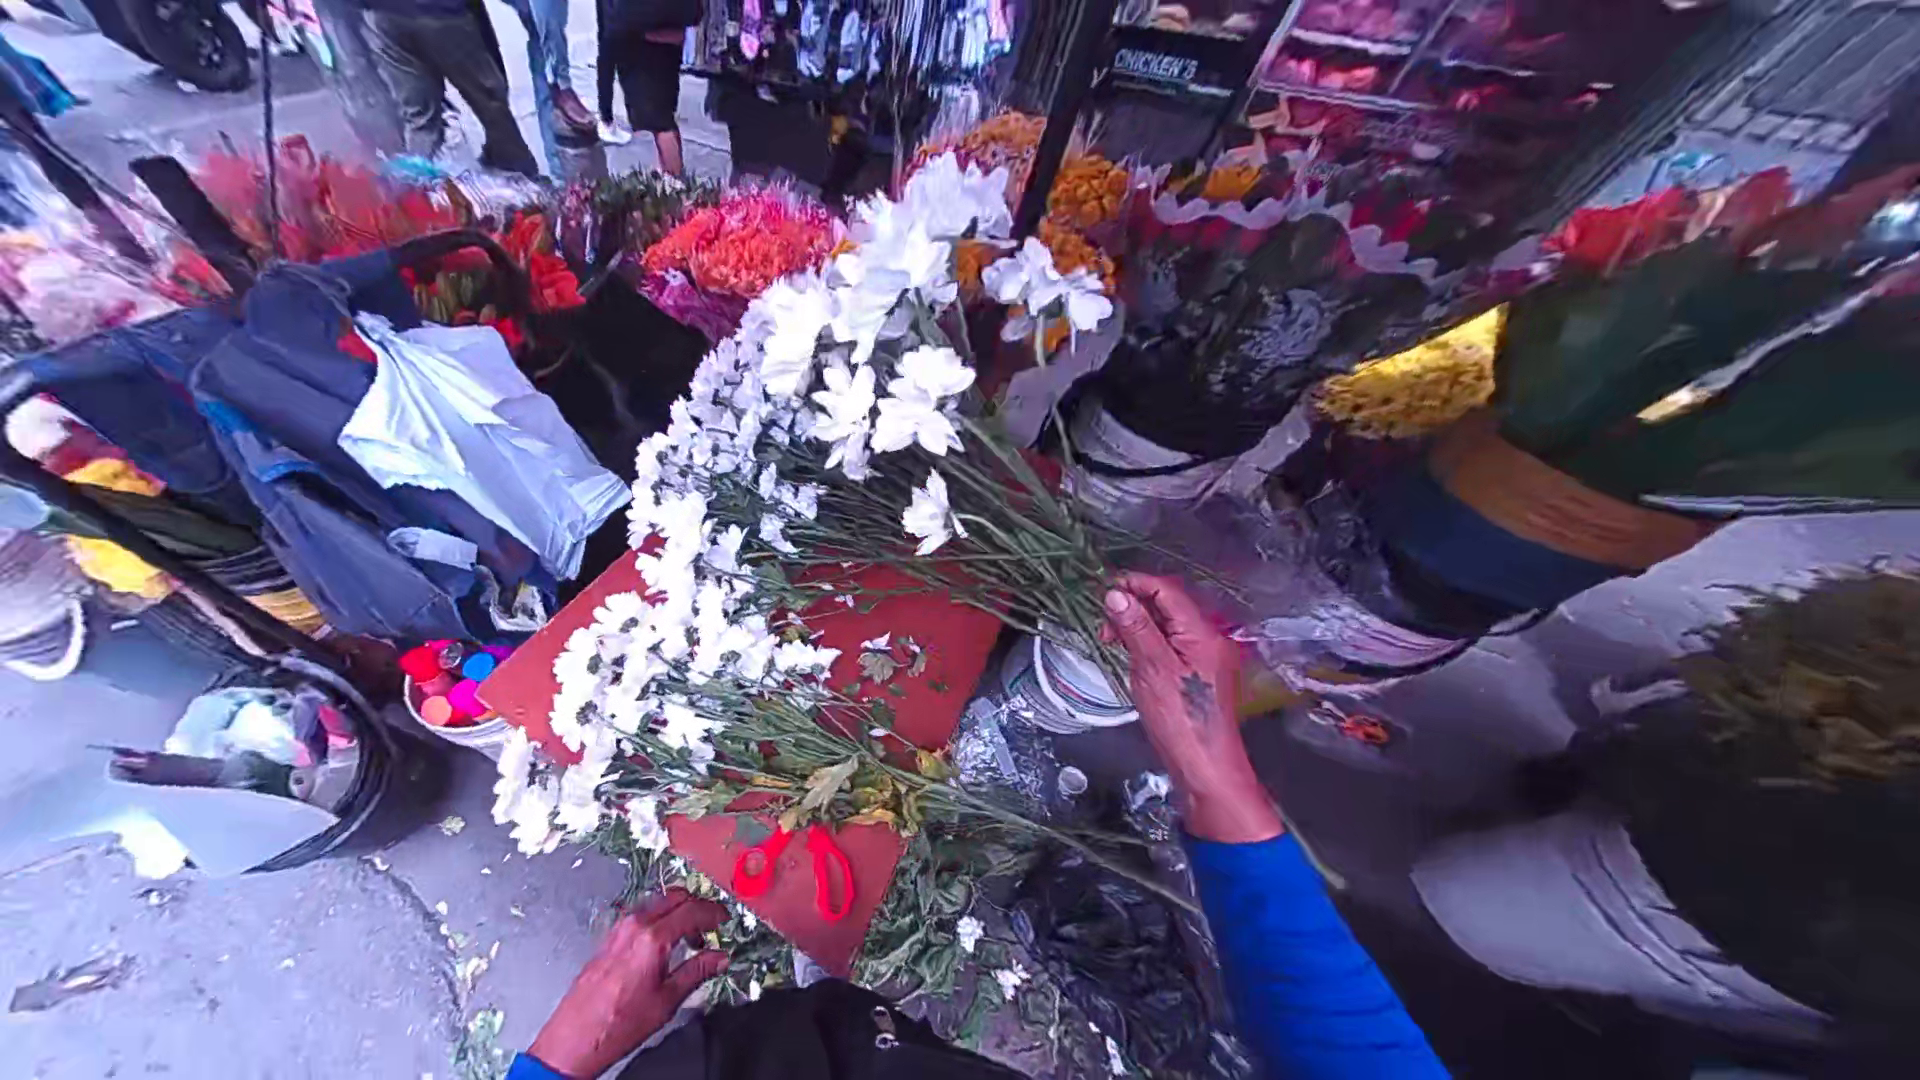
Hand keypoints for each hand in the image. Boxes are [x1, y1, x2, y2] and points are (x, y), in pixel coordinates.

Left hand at [528, 889, 729, 1077]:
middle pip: (678, 896)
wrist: (569, 1044)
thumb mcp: (666, 1002)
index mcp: (653, 938)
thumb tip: (721, 957)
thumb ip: (697, 971)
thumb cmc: (619, 1026)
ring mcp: (620, 928)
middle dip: (699, 907)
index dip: (715, 912)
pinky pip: (644, 914)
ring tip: (689, 936)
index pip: (694, 910)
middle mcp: (637, 924)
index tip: (726, 920)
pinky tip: (664, 943)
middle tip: (711, 926)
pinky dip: (661, 918)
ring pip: (660, 902)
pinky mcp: (610, 937)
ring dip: (680, 910)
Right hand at [1104, 572, 1282, 844]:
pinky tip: (1128, 653)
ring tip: (1111, 639)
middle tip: (1104, 621)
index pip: (1167, 591)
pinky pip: (1168, 644)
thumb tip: (1116, 594)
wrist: (1205, 768)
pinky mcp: (1195, 672)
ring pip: (1165, 625)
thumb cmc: (1182, 721)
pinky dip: (1146, 642)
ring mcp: (1203, 656)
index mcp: (1202, 633)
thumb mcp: (1153, 669)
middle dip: (1133, 605)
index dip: (1135, 584)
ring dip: (1137, 624)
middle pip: (1167, 605)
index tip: (1104, 590)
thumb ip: (1136, 628)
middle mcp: (1207, 639)